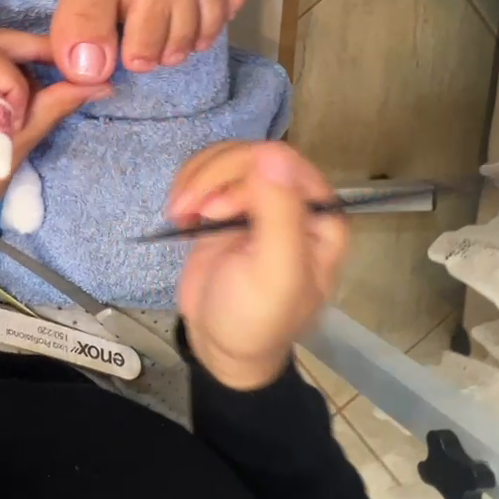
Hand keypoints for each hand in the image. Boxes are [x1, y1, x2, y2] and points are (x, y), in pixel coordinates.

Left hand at [0, 28, 109, 238]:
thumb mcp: (8, 154)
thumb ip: (47, 111)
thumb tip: (99, 83)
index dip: (14, 82)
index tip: (19, 119)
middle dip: (24, 58)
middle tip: (54, 80)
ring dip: (15, 59)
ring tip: (30, 93)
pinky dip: (1, 63)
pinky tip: (16, 86)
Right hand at [170, 141, 347, 390]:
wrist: (220, 346)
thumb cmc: (256, 319)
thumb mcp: (274, 273)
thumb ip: (279, 213)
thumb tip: (273, 152)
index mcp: (318, 216)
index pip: (283, 161)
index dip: (244, 175)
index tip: (215, 210)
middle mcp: (291, 202)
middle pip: (248, 154)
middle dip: (211, 179)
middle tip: (188, 213)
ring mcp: (256, 202)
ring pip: (223, 158)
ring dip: (194, 180)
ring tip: (180, 214)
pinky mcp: (224, 206)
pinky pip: (205, 173)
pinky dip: (186, 186)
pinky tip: (181, 214)